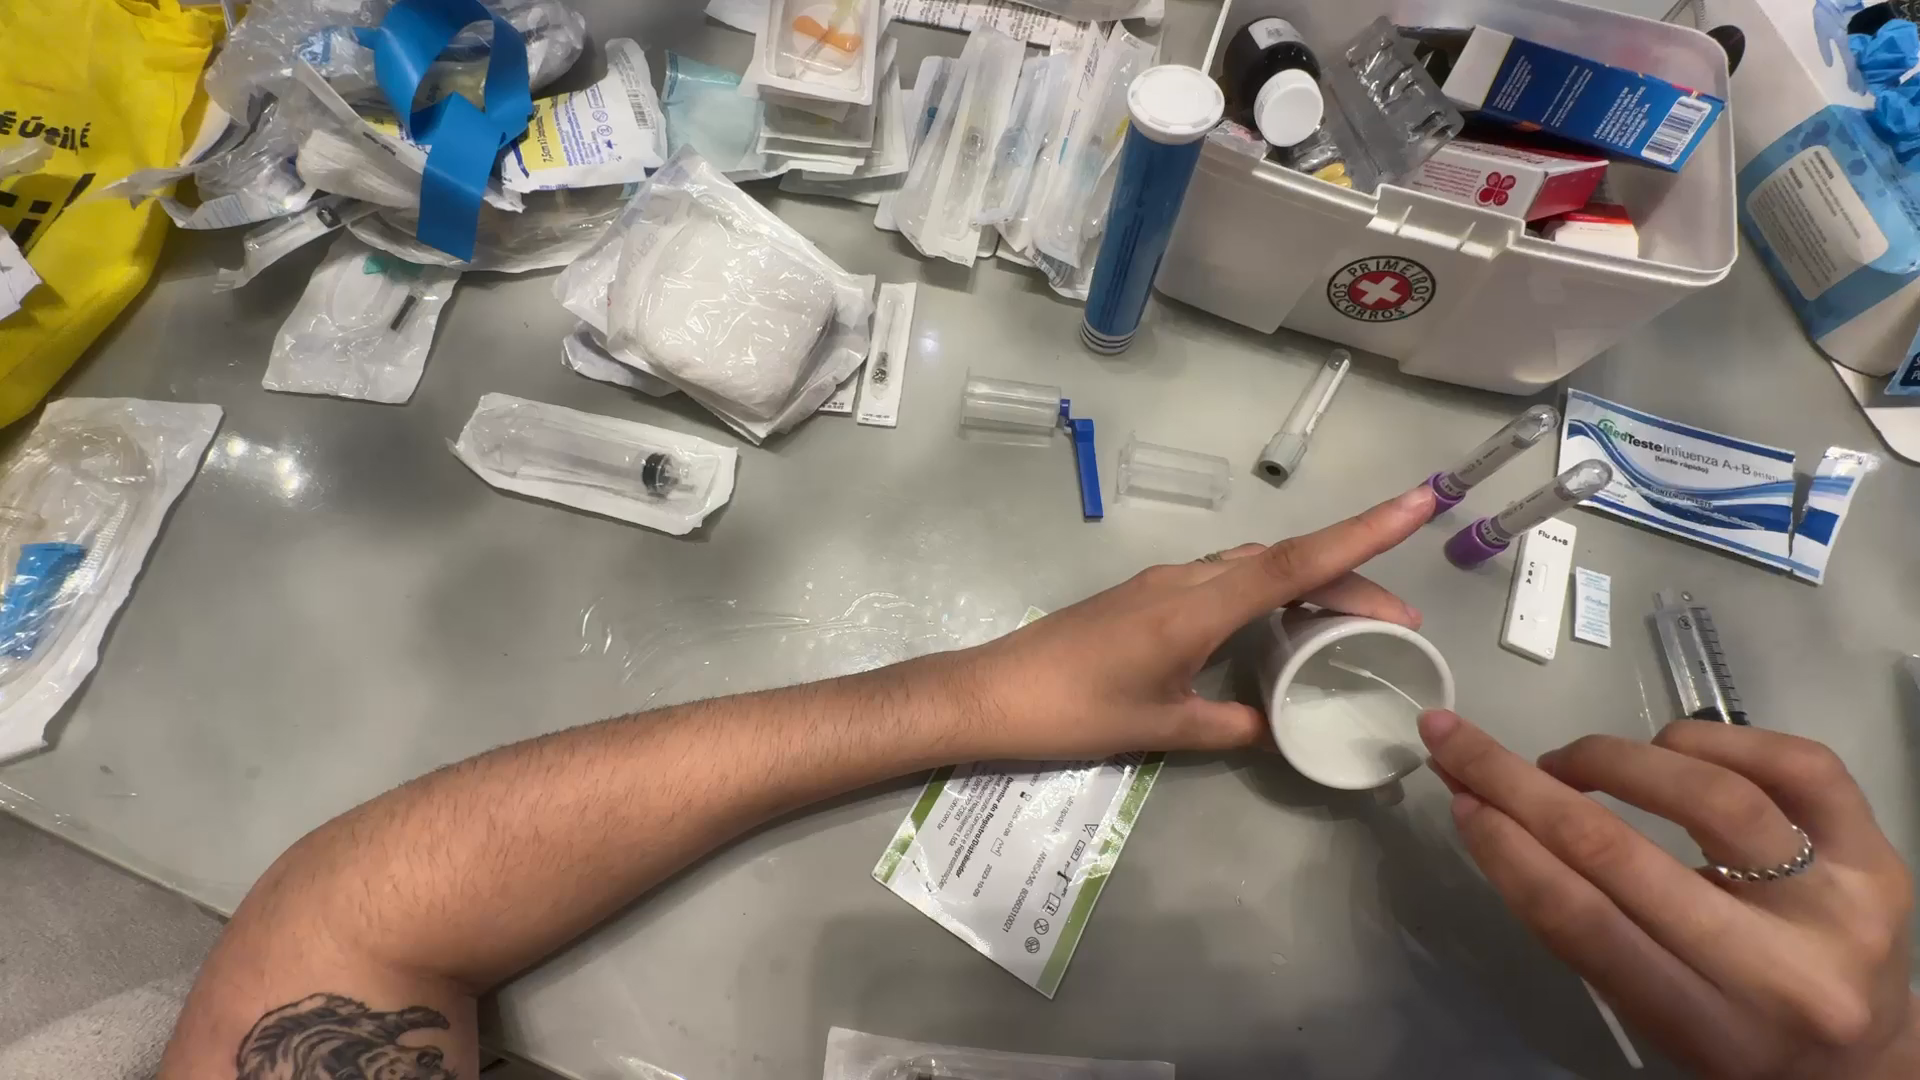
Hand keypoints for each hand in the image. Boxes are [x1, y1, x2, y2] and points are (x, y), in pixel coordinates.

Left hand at [952, 485, 1434, 760]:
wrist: (996, 691)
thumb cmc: (1073, 711)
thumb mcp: (1158, 727)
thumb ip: (1224, 723)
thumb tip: (1269, 724)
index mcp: (1194, 608)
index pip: (1292, 563)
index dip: (1359, 534)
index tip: (1416, 503)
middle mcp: (1181, 581)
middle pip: (1278, 563)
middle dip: (1344, 578)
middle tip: (1396, 621)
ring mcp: (1156, 583)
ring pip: (1246, 567)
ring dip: (1300, 583)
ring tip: (1345, 621)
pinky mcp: (1138, 595)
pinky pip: (1215, 580)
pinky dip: (1257, 592)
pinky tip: (1267, 623)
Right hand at [1422, 711, 1919, 1077]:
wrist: (1862, 1065)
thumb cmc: (1715, 1027)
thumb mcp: (1630, 995)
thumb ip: (1558, 902)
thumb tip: (1475, 798)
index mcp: (1707, 1025)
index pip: (1577, 918)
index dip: (1500, 846)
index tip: (1454, 794)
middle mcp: (1784, 972)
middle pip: (1617, 849)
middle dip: (1512, 781)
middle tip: (1456, 740)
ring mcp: (1848, 911)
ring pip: (1709, 796)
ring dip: (1605, 757)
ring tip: (1569, 763)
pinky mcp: (1884, 862)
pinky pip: (1799, 768)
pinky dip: (1710, 738)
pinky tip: (1667, 747)